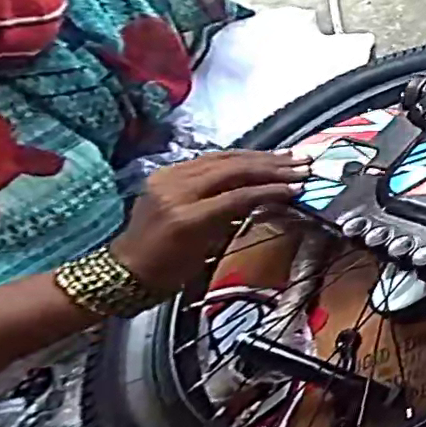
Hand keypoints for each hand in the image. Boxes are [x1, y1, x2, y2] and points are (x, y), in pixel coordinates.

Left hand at [108, 150, 309, 294]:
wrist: (124, 270)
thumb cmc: (169, 270)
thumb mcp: (207, 248)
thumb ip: (235, 216)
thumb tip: (270, 196)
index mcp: (185, 218)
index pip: (238, 194)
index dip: (272, 189)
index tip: (299, 186)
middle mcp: (175, 191)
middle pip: (233, 170)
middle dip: (272, 167)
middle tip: (302, 165)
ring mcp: (168, 178)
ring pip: (223, 158)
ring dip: (259, 157)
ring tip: (289, 156)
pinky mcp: (166, 173)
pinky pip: (209, 159)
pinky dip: (238, 157)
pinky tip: (258, 156)